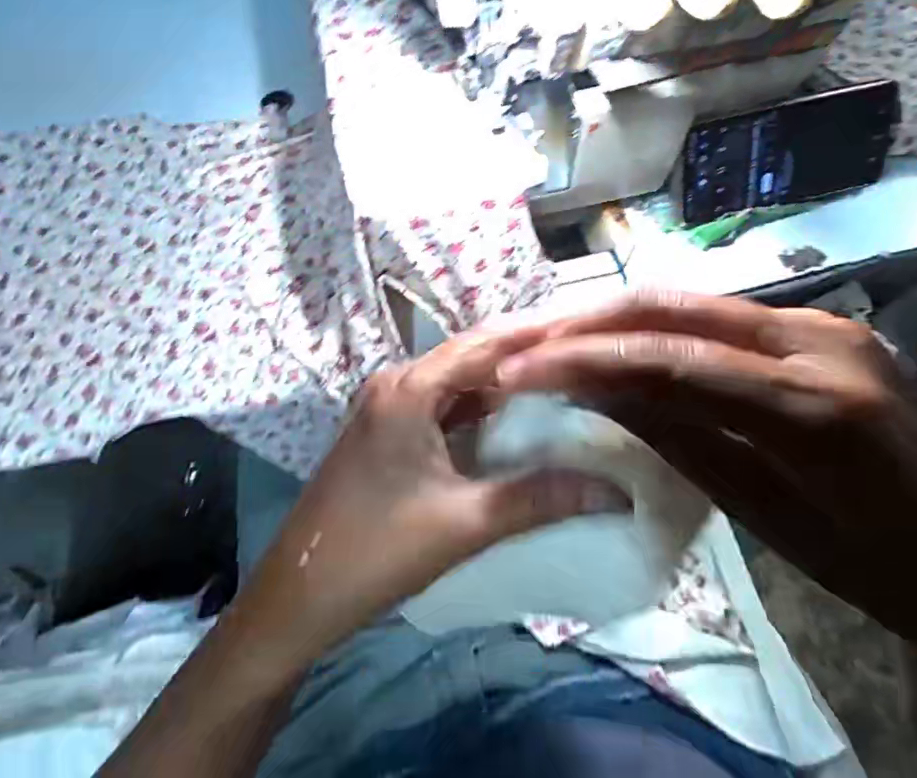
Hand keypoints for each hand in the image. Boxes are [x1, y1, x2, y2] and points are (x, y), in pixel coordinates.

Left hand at [227, 332, 629, 679]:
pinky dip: (471, 409)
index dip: (532, 333)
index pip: (482, 345)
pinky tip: (505, 422)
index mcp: (408, 389)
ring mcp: (382, 408)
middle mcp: (393, 385)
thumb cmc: (379, 547)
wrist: (301, 590)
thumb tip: (615, 489)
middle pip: (466, 358)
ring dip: (496, 385)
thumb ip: (539, 498)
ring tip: (554, 383)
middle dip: (520, 356)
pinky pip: (435, 406)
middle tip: (578, 355)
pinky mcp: (380, 433)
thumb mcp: (465, 522)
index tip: (580, 326)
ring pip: (450, 383)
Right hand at [488, 289, 916, 690]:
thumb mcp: (764, 516)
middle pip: (679, 309)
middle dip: (592, 323)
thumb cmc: (879, 574)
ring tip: (560, 338)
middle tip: (529, 341)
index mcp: (819, 405)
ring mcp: (834, 327)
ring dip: (622, 320)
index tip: (522, 366)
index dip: (587, 358)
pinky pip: (729, 318)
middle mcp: (827, 342)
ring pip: (698, 304)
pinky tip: (626, 341)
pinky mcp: (831, 330)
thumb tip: (595, 387)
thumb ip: (679, 436)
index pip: (672, 359)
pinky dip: (666, 328)